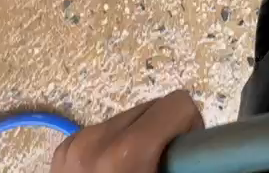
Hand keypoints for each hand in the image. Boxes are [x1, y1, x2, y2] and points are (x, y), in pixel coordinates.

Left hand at [51, 91, 202, 172]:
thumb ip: (187, 158)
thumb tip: (207, 141)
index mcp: (125, 152)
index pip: (178, 103)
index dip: (190, 126)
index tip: (185, 154)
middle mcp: (95, 139)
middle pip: (152, 108)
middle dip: (163, 132)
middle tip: (160, 165)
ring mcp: (73, 145)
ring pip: (128, 118)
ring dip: (138, 139)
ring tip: (134, 170)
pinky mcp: (61, 151)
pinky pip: (104, 132)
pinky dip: (114, 147)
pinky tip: (113, 172)